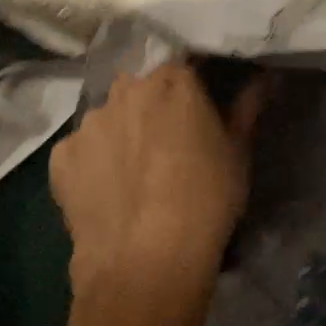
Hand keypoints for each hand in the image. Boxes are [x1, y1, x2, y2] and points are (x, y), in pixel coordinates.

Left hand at [49, 59, 268, 291]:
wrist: (145, 260)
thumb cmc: (207, 198)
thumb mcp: (239, 152)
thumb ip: (247, 108)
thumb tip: (264, 78)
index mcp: (174, 82)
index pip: (186, 64)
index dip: (196, 84)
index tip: (205, 105)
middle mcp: (126, 90)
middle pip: (143, 86)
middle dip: (156, 104)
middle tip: (173, 139)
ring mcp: (88, 124)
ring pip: (111, 116)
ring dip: (125, 130)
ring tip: (139, 168)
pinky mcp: (61, 158)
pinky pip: (83, 149)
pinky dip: (96, 160)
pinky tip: (111, 187)